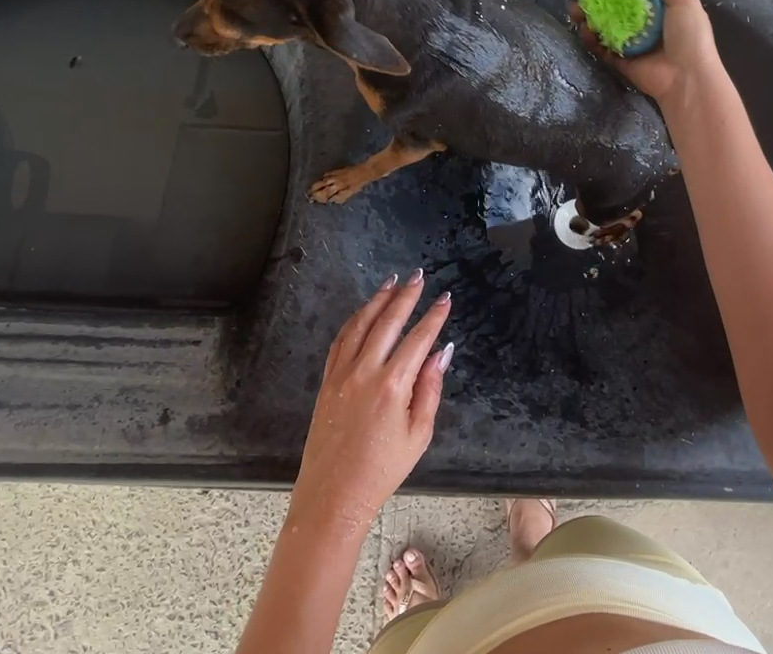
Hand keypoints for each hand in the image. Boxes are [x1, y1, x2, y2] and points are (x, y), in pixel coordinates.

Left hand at [291, 272, 453, 530]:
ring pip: (360, 325)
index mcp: (393, 386)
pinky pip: (340, 342)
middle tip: (419, 277)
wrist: (334, 496)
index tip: (445, 299)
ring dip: (377, 301)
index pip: (419, 339)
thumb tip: (441, 354)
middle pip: (388, 322)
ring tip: (392, 282)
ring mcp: (342, 375)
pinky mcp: (327, 383)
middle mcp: (365, 372)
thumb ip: (430, 389)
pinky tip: (363, 312)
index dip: (434, 316)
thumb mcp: (419, 434)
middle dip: (406, 296)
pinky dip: (354, 321)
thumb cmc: (382, 470)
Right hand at [573, 0, 724, 107]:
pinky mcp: (622, 61)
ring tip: (576, 11)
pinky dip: (592, 41)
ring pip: (605, 27)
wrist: (687, 78)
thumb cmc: (690, 36)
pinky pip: (603, 49)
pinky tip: (584, 31)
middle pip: (616, 8)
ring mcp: (632, 43)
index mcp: (661, 9)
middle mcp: (645, 25)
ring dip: (590, 18)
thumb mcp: (684, 2)